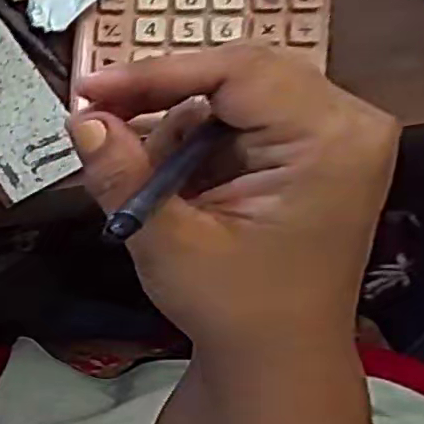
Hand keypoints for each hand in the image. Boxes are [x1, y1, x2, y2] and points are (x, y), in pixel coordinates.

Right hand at [67, 45, 398, 352]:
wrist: (273, 351)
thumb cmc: (230, 303)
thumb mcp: (165, 241)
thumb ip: (122, 176)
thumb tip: (82, 122)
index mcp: (328, 139)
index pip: (239, 72)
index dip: (156, 74)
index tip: (88, 90)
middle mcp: (341, 124)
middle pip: (237, 78)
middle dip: (158, 98)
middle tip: (94, 119)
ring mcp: (326, 139)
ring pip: (228, 101)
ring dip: (169, 131)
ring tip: (135, 181)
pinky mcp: (301, 156)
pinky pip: (232, 127)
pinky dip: (184, 148)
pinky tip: (160, 183)